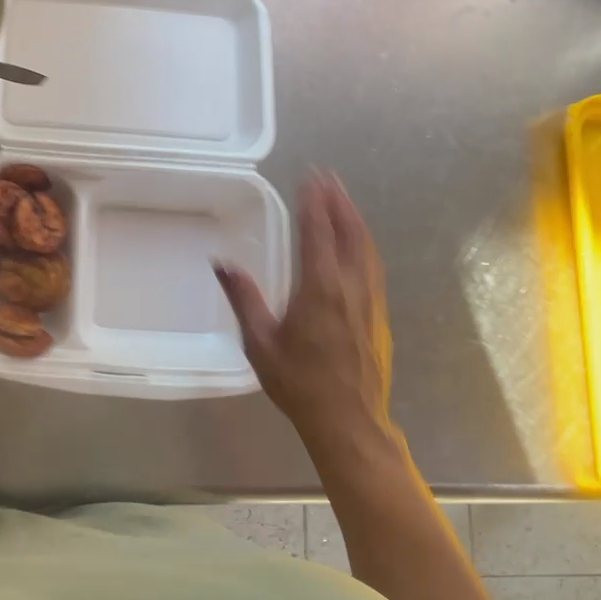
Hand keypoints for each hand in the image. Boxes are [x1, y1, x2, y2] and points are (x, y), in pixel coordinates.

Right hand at [215, 173, 401, 471]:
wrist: (349, 422)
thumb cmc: (298, 384)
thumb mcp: (260, 343)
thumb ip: (244, 299)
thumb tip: (222, 263)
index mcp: (321, 291)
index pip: (318, 235)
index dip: (314, 204)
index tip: (310, 178)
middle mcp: (351, 288)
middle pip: (349, 234)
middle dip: (338, 203)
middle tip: (327, 177)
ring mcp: (370, 302)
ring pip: (366, 249)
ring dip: (354, 219)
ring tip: (343, 199)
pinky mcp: (379, 316)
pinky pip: (373, 266)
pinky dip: (363, 243)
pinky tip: (358, 243)